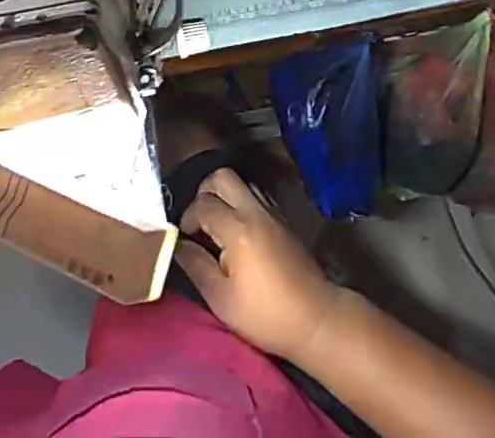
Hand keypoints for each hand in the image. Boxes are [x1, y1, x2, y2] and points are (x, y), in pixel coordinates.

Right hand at [173, 168, 346, 361]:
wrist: (315, 317)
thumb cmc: (264, 314)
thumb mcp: (221, 299)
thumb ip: (196, 265)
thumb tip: (178, 246)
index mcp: (237, 228)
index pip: (202, 204)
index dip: (187, 218)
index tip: (183, 238)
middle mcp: (254, 210)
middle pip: (223, 176)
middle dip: (203, 191)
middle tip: (198, 219)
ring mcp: (272, 212)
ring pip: (241, 183)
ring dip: (224, 195)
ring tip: (215, 224)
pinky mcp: (283, 219)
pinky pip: (256, 195)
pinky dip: (240, 202)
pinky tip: (237, 230)